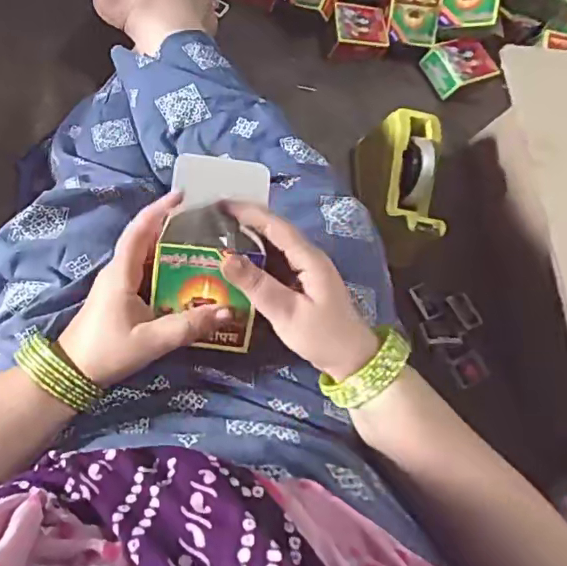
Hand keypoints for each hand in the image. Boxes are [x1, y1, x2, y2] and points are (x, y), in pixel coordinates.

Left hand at [58, 190, 234, 385]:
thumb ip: (188, 326)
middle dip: (171, 226)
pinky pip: (145, 273)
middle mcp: (118, 271)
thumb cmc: (107, 351)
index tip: (183, 195)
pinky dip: (164, 268)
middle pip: (145, 239)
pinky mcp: (119, 297)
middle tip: (203, 221)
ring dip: (168, 248)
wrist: (73, 371)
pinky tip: (184, 275)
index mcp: (121, 272)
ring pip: (145, 257)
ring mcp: (117, 284)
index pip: (139, 230)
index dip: (159, 210)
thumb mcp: (151, 341)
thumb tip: (227, 312)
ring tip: (201, 244)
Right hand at [218, 200, 378, 380]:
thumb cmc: (323, 337)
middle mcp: (308, 257)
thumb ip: (257, 285)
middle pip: (275, 229)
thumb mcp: (286, 313)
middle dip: (245, 219)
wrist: (353, 361)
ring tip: (219, 232)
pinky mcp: (302, 281)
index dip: (248, 212)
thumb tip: (225, 258)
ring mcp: (306, 269)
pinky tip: (238, 259)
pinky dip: (255, 254)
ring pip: (274, 244)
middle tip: (213, 216)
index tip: (220, 203)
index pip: (275, 225)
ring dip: (249, 235)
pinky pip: (275, 260)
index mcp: (309, 258)